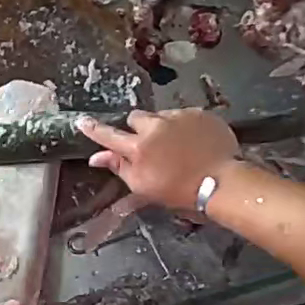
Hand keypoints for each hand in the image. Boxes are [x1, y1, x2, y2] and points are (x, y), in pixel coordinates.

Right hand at [79, 109, 239, 209]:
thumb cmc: (178, 190)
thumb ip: (118, 167)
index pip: (108, 135)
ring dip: (162, 126)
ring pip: (160, 115)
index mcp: (137, 147)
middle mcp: (154, 127)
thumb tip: (96, 157)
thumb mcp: (142, 186)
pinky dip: (184, 126)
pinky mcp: (200, 114)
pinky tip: (193, 141)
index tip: (81, 121)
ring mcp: (179, 117)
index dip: (93, 129)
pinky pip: (184, 115)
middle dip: (138, 128)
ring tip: (176, 144)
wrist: (223, 183)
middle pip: (135, 118)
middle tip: (149, 144)